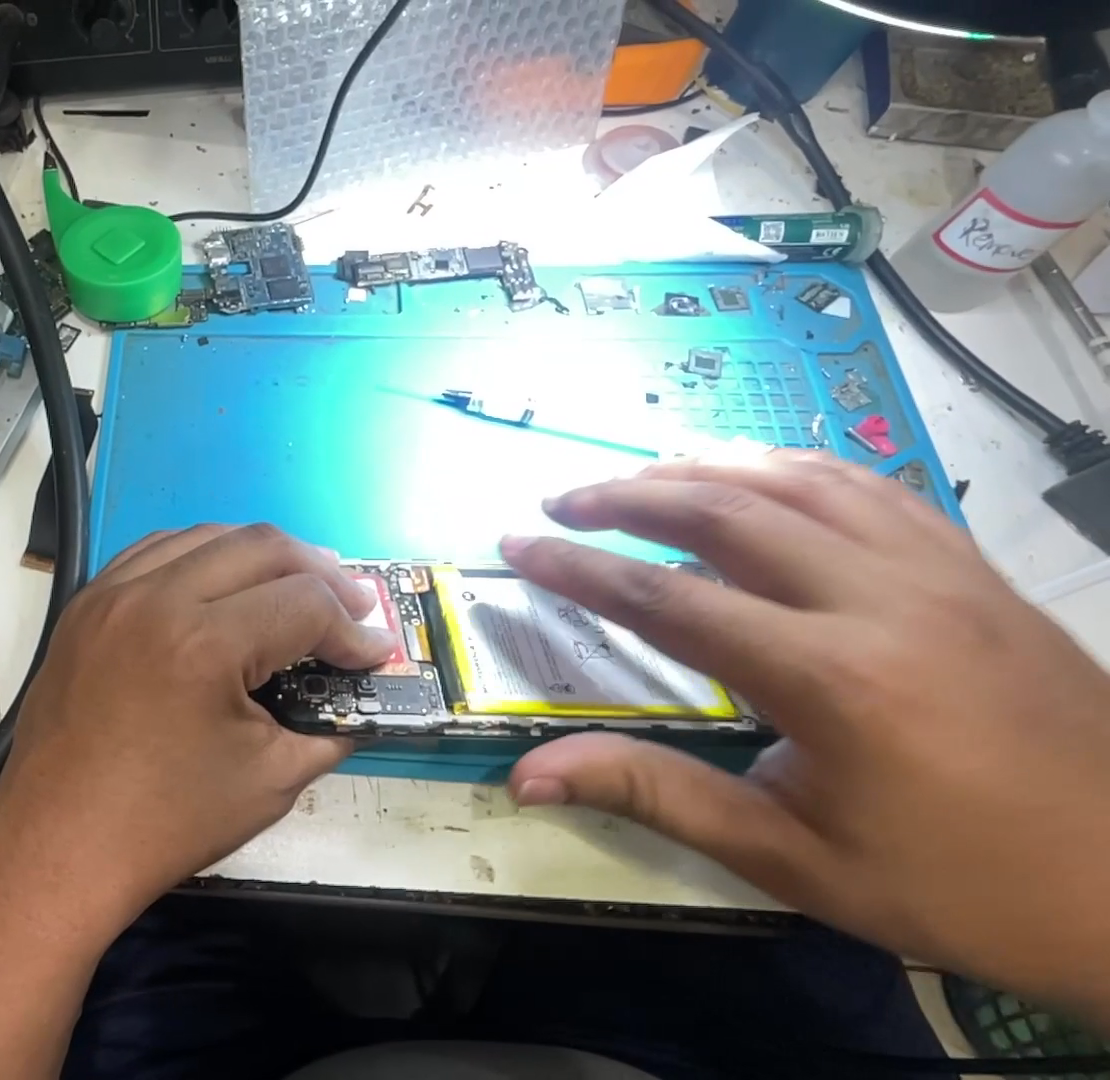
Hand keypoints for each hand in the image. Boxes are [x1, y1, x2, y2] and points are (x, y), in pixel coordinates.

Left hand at [0, 524, 394, 932]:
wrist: (58, 846)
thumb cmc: (165, 824)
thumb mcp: (271, 782)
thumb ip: (329, 727)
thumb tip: (360, 695)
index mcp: (203, 644)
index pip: (304, 603)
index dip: (353, 628)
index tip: (374, 653)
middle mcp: (154, 598)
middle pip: (260, 545)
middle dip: (320, 572)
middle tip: (350, 605)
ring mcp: (111, 594)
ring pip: (204, 536)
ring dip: (259, 555)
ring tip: (292, 586)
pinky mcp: (85, 605)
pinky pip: (152, 553)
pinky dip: (198, 558)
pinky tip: (218, 585)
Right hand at [501, 451, 1109, 1020]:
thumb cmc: (958, 886)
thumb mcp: (790, 858)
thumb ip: (653, 794)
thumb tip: (528, 776)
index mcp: (828, 675)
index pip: (664, 597)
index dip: (575, 567)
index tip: (515, 546)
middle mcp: (879, 599)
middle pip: (722, 512)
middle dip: (623, 497)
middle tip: (560, 502)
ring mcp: (938, 573)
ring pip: (794, 480)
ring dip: (699, 469)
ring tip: (635, 478)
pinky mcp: (974, 570)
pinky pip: (869, 486)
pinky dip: (790, 466)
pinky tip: (751, 474)